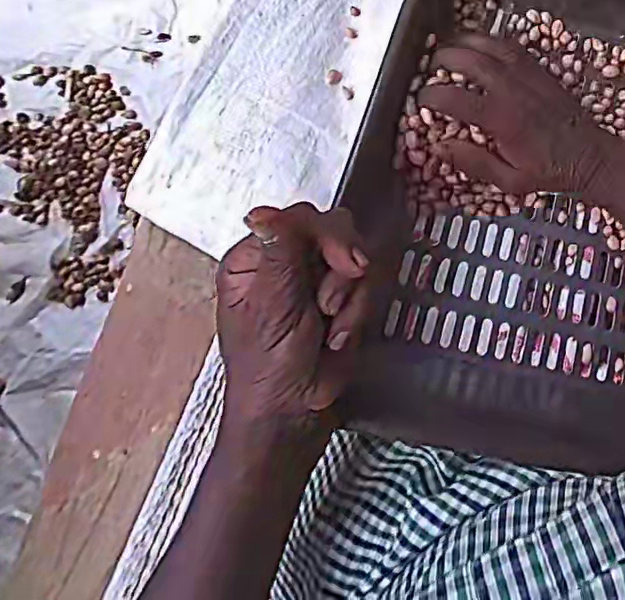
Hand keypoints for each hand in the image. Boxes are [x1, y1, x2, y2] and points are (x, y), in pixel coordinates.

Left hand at [216, 203, 374, 439]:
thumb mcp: (271, 306)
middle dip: (341, 269)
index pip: (301, 218)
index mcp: (257, 256)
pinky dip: (358, 311)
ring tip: (329, 328)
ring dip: (349, 297)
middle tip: (333, 304)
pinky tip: (338, 335)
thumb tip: (261, 213)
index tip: (345, 261)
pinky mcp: (342, 293)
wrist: (295, 412)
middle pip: (335, 229)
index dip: (328, 235)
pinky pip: (367, 282)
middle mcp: (287, 258)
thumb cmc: (267, 366)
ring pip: (356, 256)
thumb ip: (278, 253)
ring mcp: (317, 275)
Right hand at [415, 32, 620, 194]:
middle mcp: (512, 90)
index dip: (430, 96)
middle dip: (443, 60)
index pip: (454, 98)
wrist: (591, 156)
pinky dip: (490, 41)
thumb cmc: (551, 171)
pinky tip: (480, 45)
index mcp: (501, 119)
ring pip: (490, 46)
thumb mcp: (510, 180)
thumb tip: (439, 147)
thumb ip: (473, 162)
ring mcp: (528, 76)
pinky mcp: (540, 71)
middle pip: (469, 61)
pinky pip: (511, 46)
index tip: (421, 100)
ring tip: (449, 48)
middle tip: (430, 68)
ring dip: (465, 43)